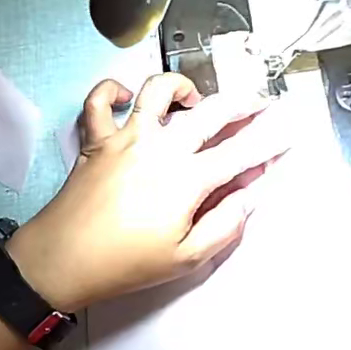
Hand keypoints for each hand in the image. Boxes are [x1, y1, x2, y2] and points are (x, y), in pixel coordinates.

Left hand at [7, 73, 289, 309]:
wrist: (62, 260)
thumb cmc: (126, 263)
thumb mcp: (187, 258)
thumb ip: (225, 224)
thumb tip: (252, 196)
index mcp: (188, 178)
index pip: (241, 152)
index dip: (270, 142)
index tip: (288, 133)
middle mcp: (161, 146)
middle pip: (211, 111)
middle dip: (244, 102)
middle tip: (260, 102)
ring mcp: (126, 137)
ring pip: (157, 90)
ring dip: (181, 86)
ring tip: (193, 99)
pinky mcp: (96, 139)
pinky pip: (99, 101)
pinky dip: (111, 91)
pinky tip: (125, 98)